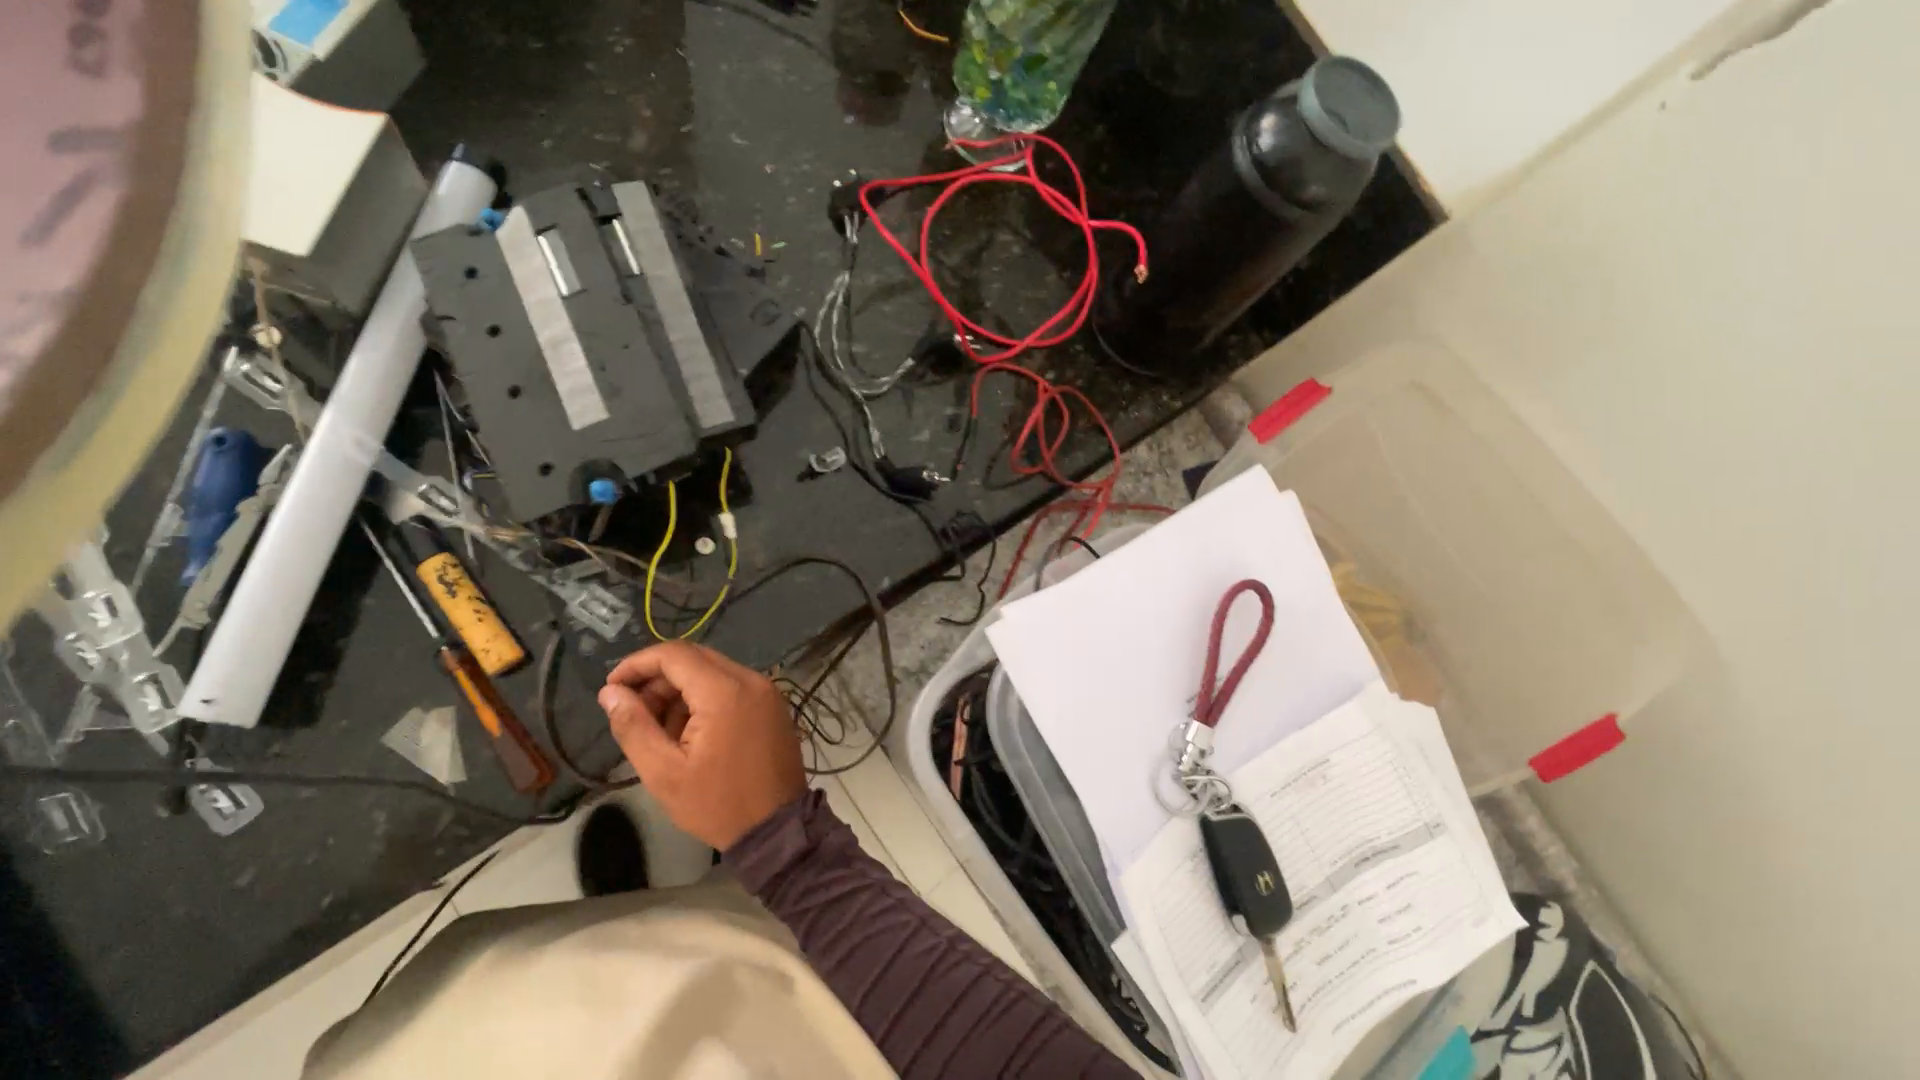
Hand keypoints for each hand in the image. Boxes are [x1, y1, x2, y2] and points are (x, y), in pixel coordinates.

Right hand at [598, 642, 805, 850]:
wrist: (777, 829)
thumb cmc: (718, 803)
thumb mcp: (664, 772)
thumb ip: (634, 726)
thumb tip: (610, 692)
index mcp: (725, 691)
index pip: (673, 654)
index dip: (637, 664)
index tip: (612, 687)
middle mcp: (750, 679)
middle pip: (694, 659)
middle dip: (657, 679)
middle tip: (634, 713)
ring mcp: (766, 691)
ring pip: (712, 671)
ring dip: (680, 691)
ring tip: (660, 732)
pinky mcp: (772, 705)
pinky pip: (731, 686)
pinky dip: (705, 699)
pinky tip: (689, 733)